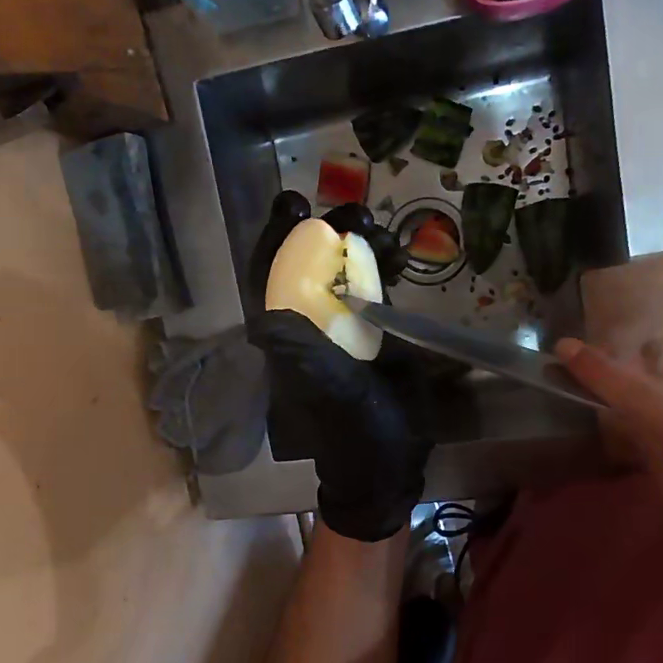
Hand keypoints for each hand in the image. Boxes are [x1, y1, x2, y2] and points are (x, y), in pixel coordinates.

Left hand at [248, 192, 429, 541]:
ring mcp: (344, 323)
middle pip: (310, 262)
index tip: (297, 204)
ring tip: (382, 228)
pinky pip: (375, 285)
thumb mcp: (329, 391)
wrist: (390, 458)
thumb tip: (260, 317)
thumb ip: (301, 356)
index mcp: (289, 334)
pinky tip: (402, 253)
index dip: (276, 238)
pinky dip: (385, 264)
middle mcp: (311, 322)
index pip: (271, 276)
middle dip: (328, 231)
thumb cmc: (355, 428)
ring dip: (361, 242)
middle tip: (355, 210)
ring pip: (345, 269)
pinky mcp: (377, 329)